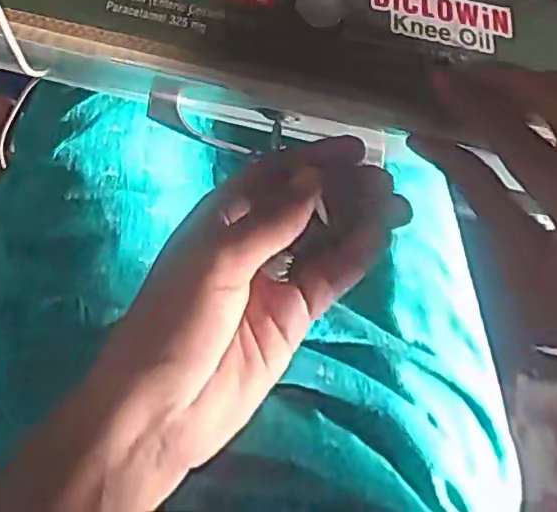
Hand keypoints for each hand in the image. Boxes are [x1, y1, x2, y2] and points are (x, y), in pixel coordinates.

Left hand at [0, 137, 409, 510]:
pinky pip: (328, 277)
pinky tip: (379, 237)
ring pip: (322, 237)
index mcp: (223, 214)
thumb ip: (269, 222)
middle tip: (384, 178)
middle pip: (303, 202)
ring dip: (356, 217)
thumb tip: (314, 178)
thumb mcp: (217, 259)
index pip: (274, 174)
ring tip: (394, 203)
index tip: (355, 149)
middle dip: (342, 186)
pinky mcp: (291, 315)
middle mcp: (250, 239)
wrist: (162, 406)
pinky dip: (354, 256)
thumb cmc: (175, 317)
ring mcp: (272, 277)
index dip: (313, 157)